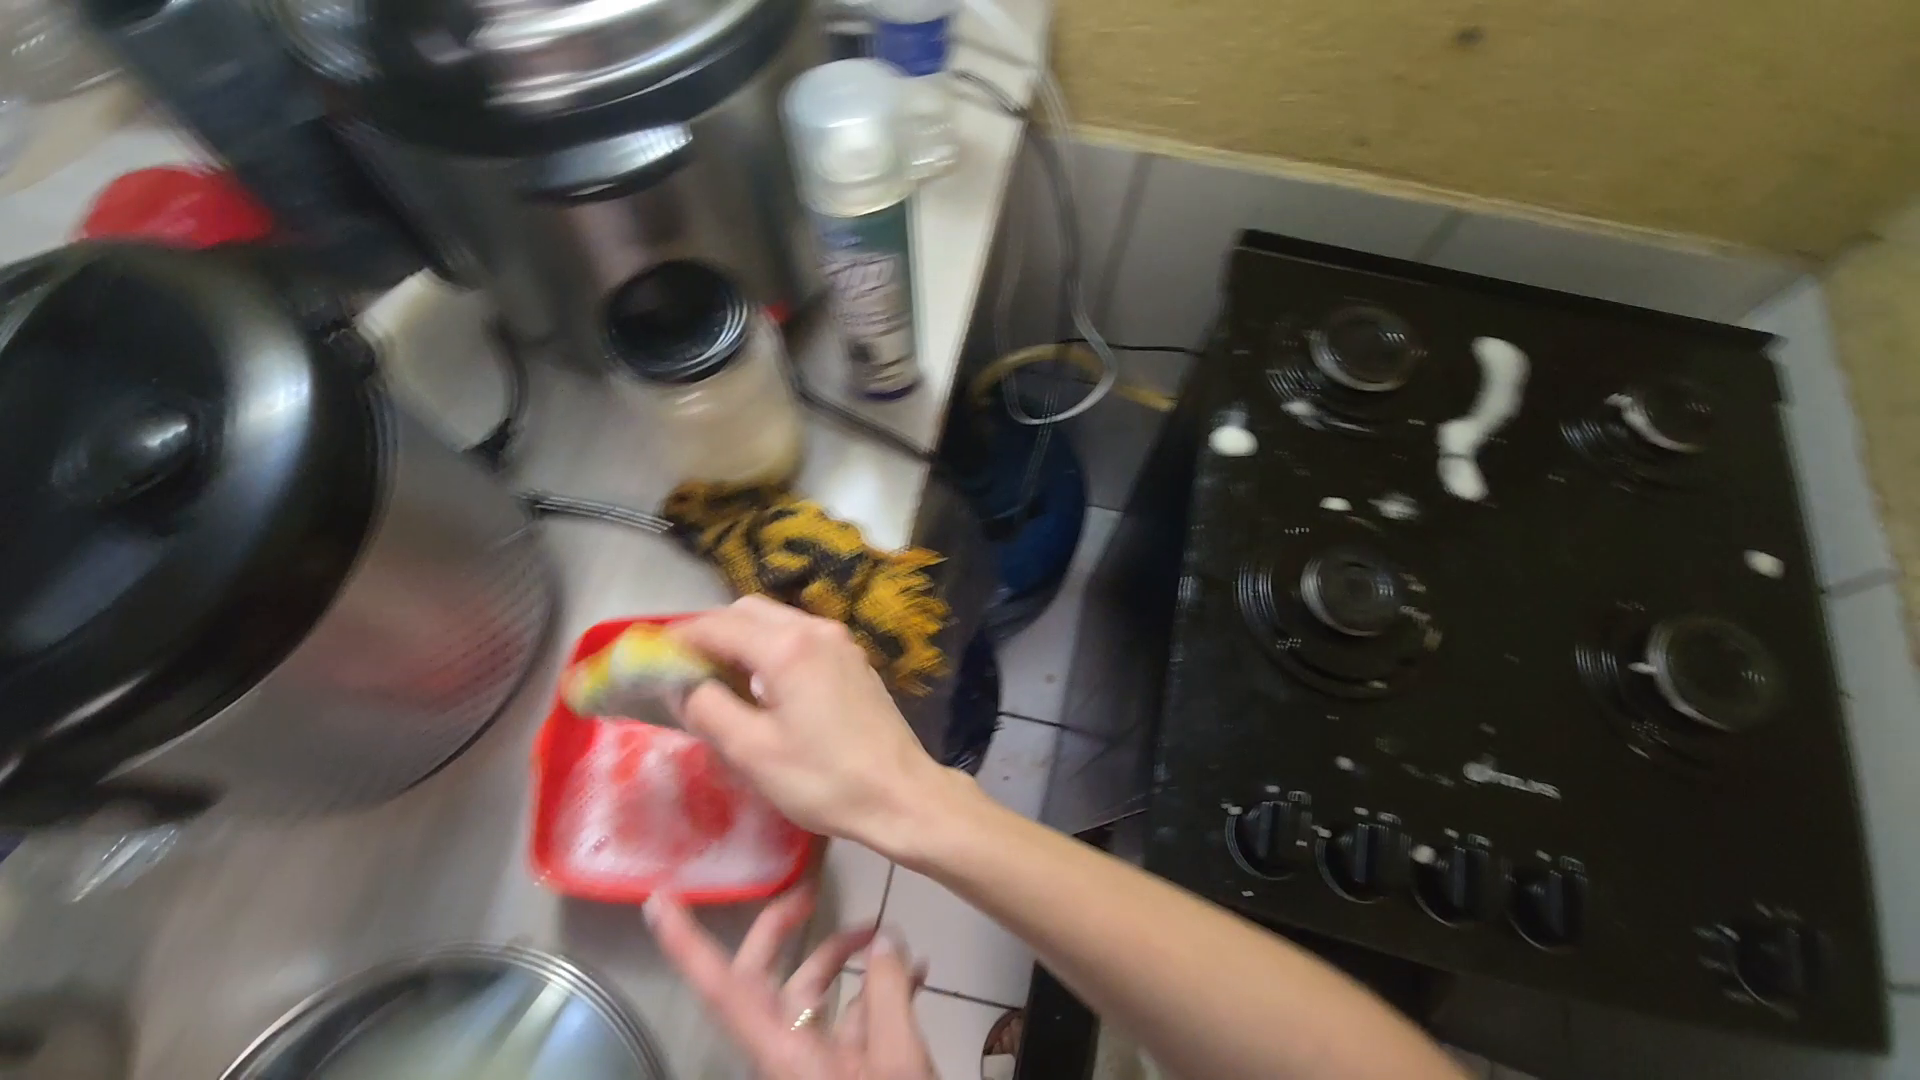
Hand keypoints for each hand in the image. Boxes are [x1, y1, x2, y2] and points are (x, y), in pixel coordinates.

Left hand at [645, 885, 935, 1079]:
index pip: (721, 988)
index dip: (687, 946)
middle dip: (780, 929)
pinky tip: (917, 973)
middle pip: (761, 979)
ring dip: (843, 956)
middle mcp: (783, 1051)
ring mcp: (809, 1061)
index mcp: (780, 1051)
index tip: (660, 903)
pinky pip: (847, 1018)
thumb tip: (885, 939)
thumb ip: (888, 994)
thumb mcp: (896, 1060)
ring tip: (887, 934)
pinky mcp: (838, 1069)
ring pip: (808, 993)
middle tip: (810, 892)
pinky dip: (877, 990)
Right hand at [671, 596, 964, 852]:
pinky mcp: (853, 659)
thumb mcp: (752, 752)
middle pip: (748, 610)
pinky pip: (800, 638)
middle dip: (712, 633)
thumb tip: (682, 685)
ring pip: (776, 620)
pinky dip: (773, 649)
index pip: (716, 625)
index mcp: (787, 647)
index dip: (679, 639)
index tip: (653, 660)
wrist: (901, 794)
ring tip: (723, 682)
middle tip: (688, 672)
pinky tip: (766, 688)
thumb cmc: (824, 779)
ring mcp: (840, 642)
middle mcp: (815, 630)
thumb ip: (708, 709)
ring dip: (743, 640)